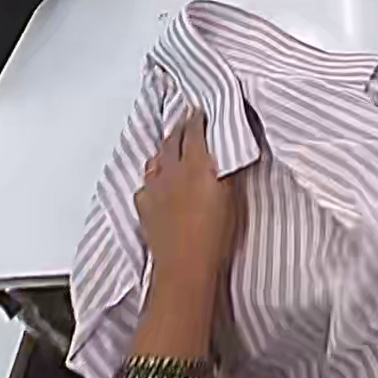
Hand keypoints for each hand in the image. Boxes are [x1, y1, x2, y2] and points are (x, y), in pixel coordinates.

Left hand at [136, 110, 240, 286]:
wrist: (185, 267)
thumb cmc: (216, 232)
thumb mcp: (233, 195)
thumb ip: (227, 169)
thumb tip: (226, 152)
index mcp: (196, 163)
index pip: (194, 130)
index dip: (197, 118)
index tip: (200, 110)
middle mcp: (172, 170)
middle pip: (172, 140)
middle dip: (180, 128)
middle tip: (187, 121)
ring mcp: (154, 188)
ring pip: (156, 159)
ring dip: (165, 149)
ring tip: (172, 146)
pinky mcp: (144, 207)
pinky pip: (146, 182)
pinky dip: (153, 176)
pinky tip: (158, 181)